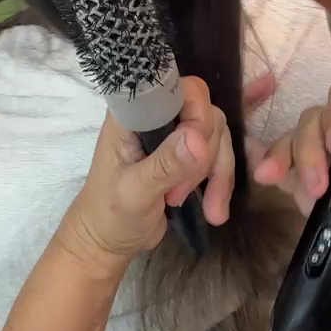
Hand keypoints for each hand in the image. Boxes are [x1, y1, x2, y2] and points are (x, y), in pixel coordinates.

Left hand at [59, 77, 234, 272]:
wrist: (109, 241)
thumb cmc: (109, 215)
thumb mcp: (134, 193)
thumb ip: (164, 166)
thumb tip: (198, 139)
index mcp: (134, 113)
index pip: (177, 88)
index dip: (196, 114)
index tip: (197, 152)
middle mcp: (156, 115)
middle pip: (205, 113)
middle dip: (204, 157)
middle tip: (178, 195)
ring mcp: (173, 133)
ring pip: (216, 135)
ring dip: (217, 173)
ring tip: (204, 209)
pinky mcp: (186, 153)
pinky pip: (218, 154)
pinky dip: (221, 181)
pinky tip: (214, 210)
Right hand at [253, 80, 330, 300]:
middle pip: (318, 115)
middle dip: (312, 142)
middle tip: (321, 182)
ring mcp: (330, 162)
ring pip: (298, 136)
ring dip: (292, 156)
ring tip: (310, 193)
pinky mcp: (310, 187)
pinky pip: (285, 163)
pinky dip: (271, 163)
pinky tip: (264, 174)